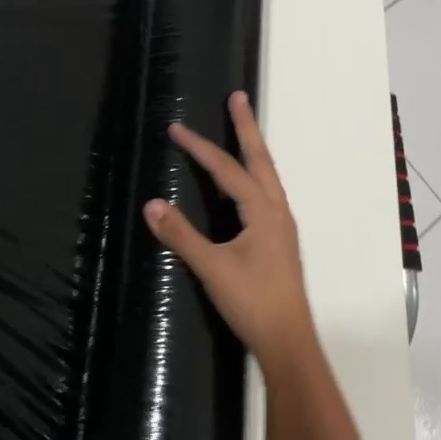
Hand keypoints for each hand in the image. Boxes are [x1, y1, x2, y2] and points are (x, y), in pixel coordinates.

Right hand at [144, 91, 312, 367]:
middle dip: (246, 128)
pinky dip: (252, 173)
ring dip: (252, 149)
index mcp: (263, 211)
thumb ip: (181, 235)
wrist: (289, 342)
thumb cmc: (252, 302)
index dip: (200, 147)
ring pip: (265, 176)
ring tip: (242, 129)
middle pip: (259, 159)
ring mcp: (281, 226)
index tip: (175, 128)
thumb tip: (151, 203)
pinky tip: (243, 183)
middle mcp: (277, 210)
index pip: (227, 169)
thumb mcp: (211, 268)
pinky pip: (265, 192)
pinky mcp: (279, 240)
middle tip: (238, 97)